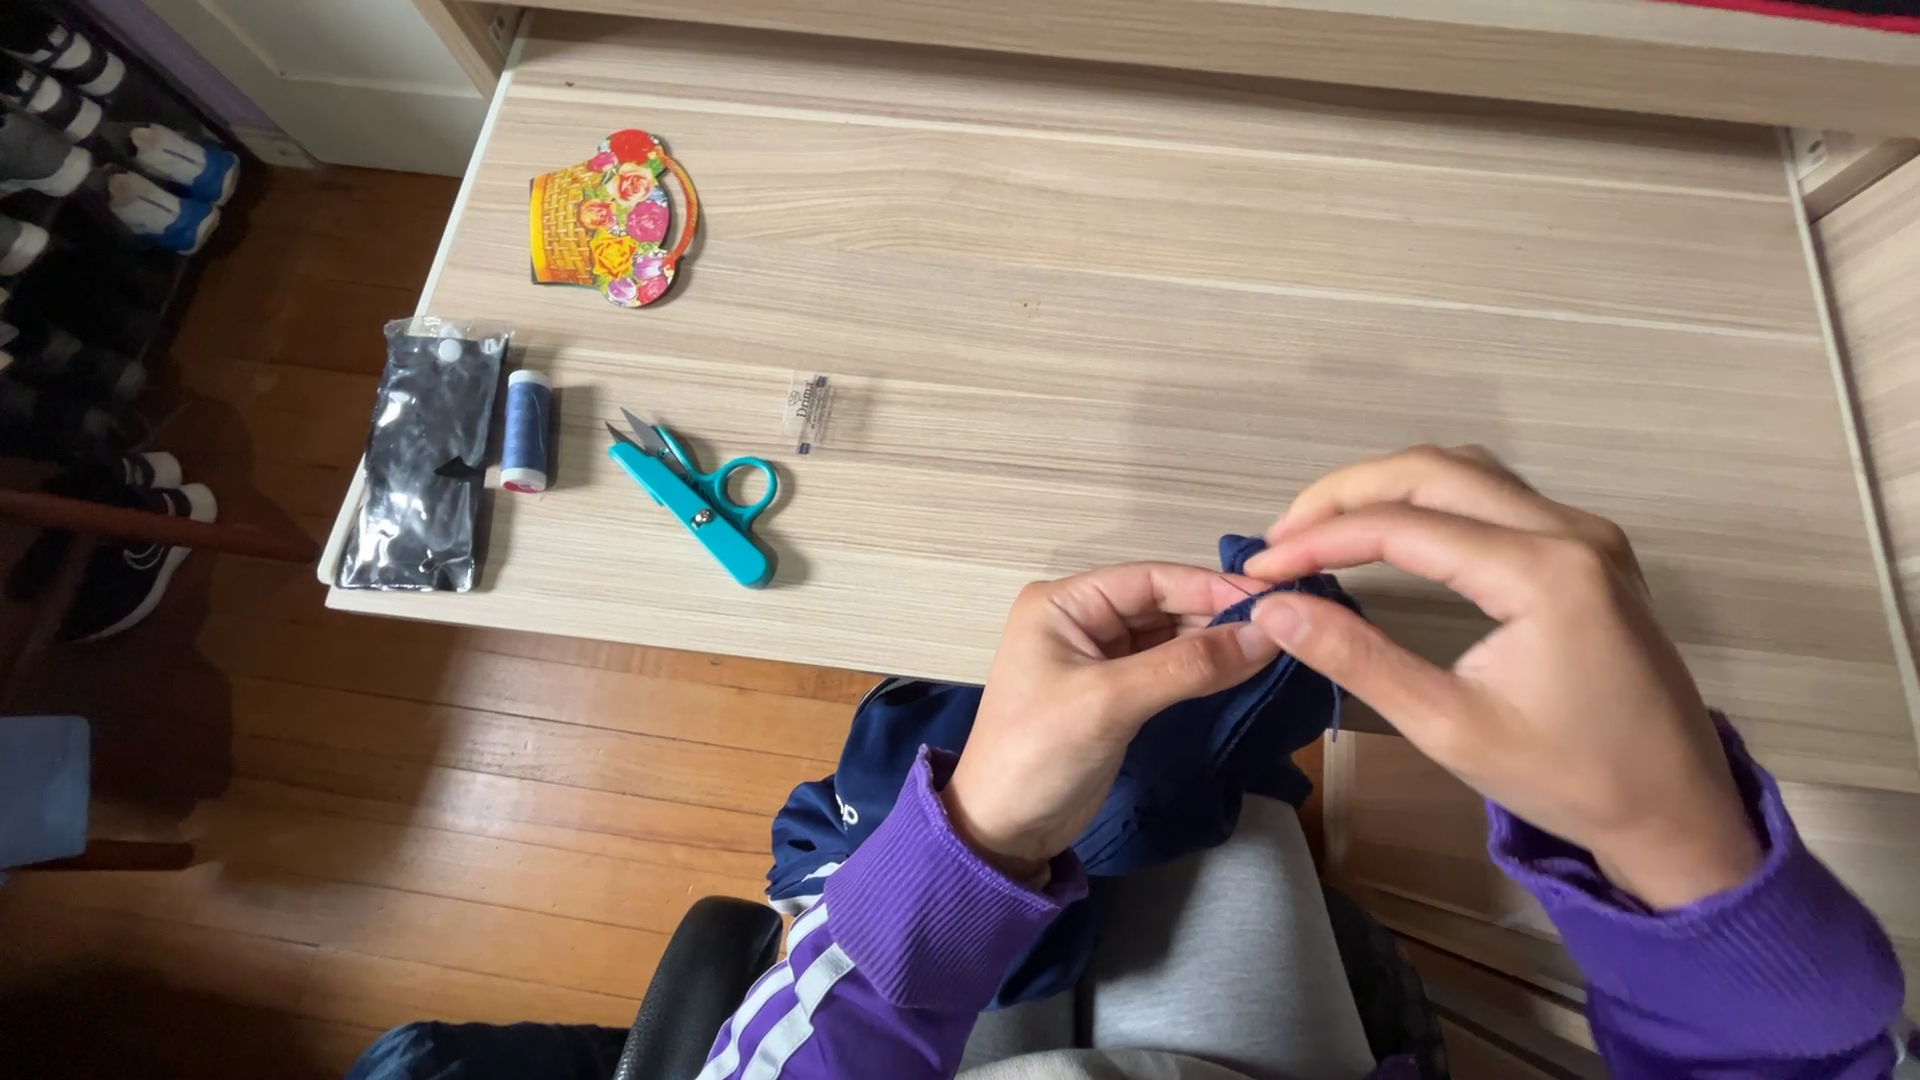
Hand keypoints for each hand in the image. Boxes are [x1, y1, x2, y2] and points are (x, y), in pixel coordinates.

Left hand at [944, 564, 1280, 880]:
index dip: (1209, 585)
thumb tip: (1265, 633)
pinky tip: (1240, 667)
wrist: (1005, 827)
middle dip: (1216, 613)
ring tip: (1275, 644)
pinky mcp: (1113, 690)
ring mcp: (1097, 656)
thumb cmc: (1040, 751)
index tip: (1273, 596)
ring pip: (1167, 634)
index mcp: (1063, 603)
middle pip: (1161, 603)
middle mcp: (1080, 619)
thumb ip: (1187, 665)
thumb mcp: (1110, 701)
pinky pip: (1166, 667)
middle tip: (1285, 624)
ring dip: (1213, 641)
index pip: (1148, 579)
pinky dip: (1200, 668)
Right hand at [1243, 446, 1761, 908]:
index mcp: (1542, 573)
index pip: (1400, 525)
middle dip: (1339, 495)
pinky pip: (1487, 490)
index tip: (1261, 571)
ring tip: (1320, 528)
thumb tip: (1271, 609)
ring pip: (1460, 468)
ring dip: (1379, 487)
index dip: (1317, 540)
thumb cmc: (1566, 777)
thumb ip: (1354, 657)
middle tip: (1280, 538)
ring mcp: (1582, 532)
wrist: (1680, 812)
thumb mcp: (1445, 726)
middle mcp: (1568, 530)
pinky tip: (1387, 527)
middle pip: (1429, 470)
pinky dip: (1420, 496)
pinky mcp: (1582, 546)